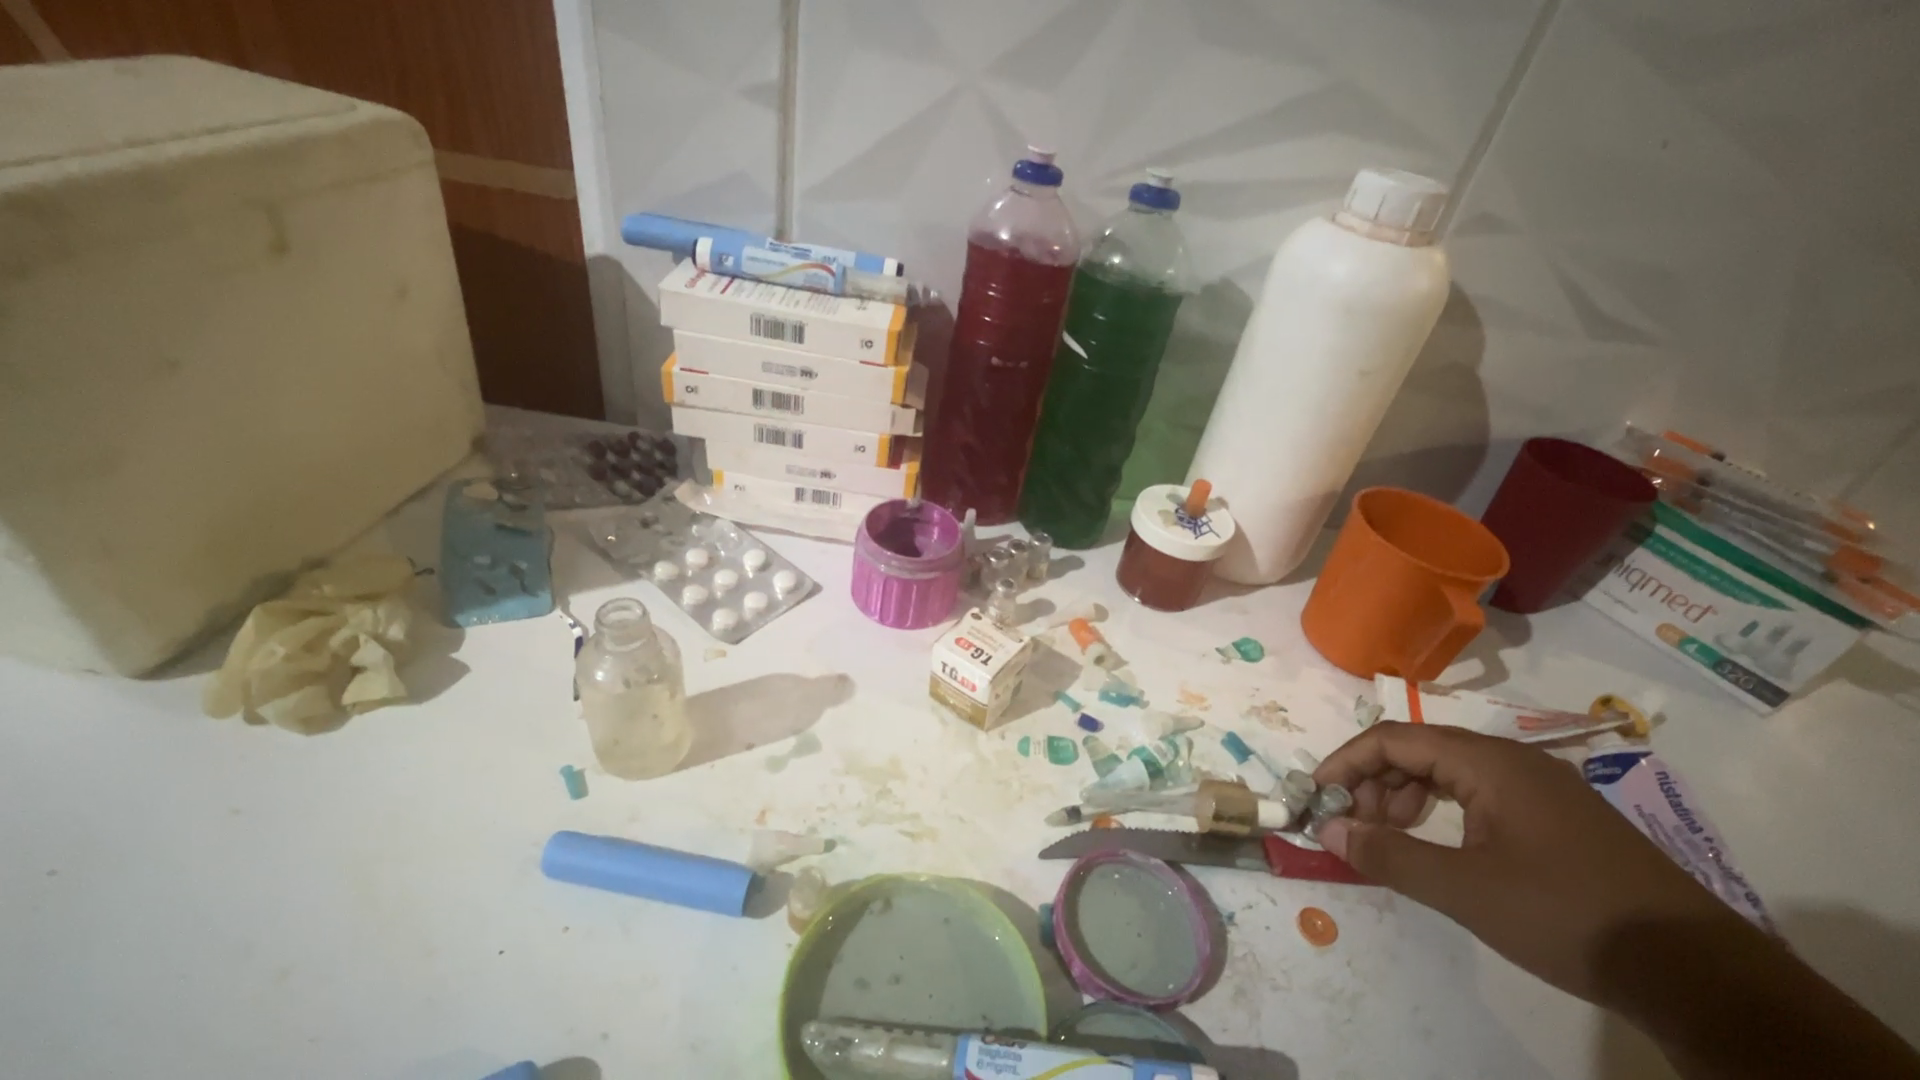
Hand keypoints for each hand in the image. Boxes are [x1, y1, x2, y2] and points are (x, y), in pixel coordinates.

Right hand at [1312, 722, 1737, 1009]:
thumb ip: (1389, 855)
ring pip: (1451, 772)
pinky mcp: (1559, 817)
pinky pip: (1481, 794)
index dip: (1347, 762)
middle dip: (1376, 781)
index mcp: (1490, 763)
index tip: (1316, 795)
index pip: (1395, 738)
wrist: (1689, 968)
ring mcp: (1542, 788)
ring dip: (1407, 796)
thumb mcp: (1464, 890)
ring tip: (1392, 837)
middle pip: (1422, 749)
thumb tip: (1329, 829)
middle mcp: (1514, 761)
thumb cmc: (1564, 915)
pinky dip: (1443, 810)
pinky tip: (1441, 845)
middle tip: (1355, 825)